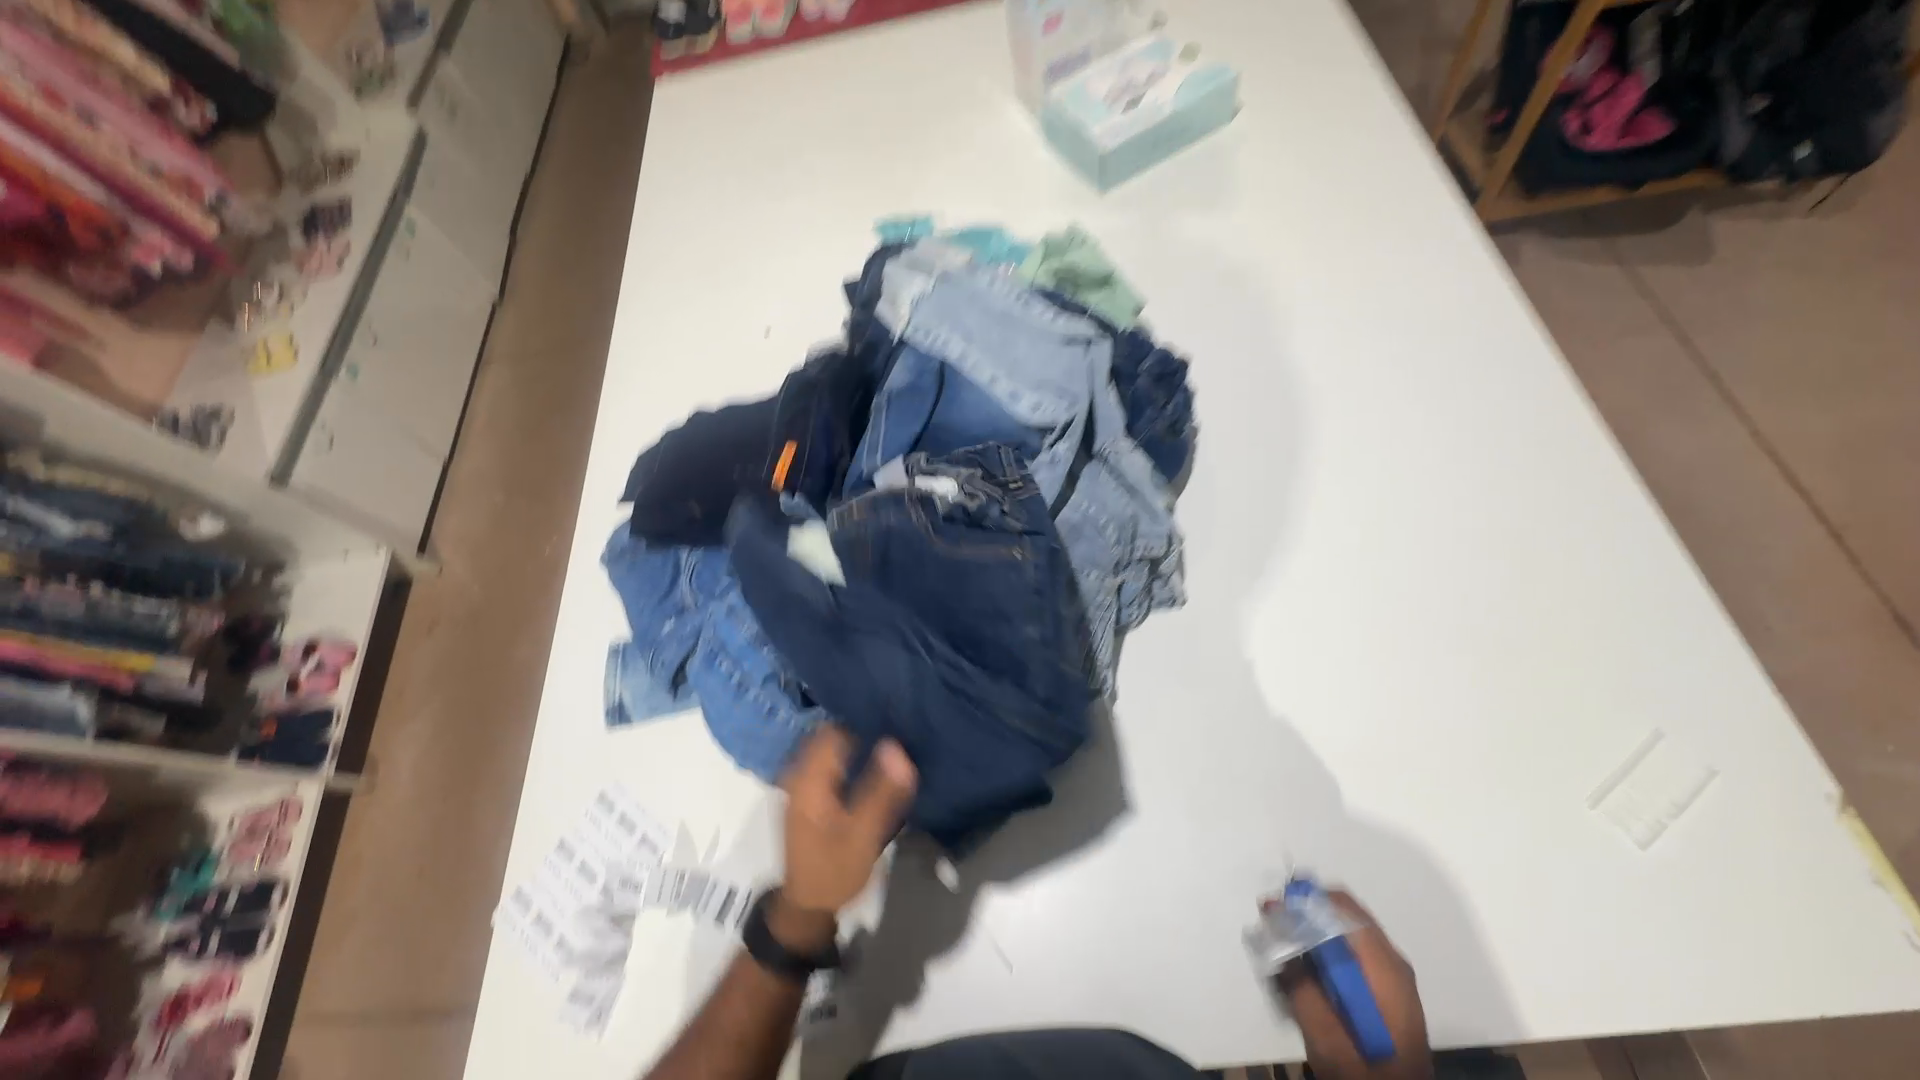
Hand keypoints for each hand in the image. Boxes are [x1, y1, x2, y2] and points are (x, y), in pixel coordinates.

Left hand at [775, 726, 916, 947]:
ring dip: (852, 745)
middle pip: (827, 736)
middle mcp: (797, 776)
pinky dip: (844, 760)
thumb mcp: (864, 834)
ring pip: (825, 749)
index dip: (862, 724)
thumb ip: (882, 791)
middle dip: (858, 732)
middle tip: (892, 734)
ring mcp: (796, 786)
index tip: (891, 724)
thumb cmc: (835, 870)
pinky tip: (866, 768)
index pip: (833, 731)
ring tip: (884, 748)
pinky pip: (824, 764)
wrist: (807, 906)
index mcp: (808, 780)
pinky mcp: (803, 797)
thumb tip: (897, 747)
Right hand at [1276, 891, 1432, 1079]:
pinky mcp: (1384, 990)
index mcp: (1382, 968)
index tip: (1272, 911)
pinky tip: (1305, 979)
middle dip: (1302, 917)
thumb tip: (1278, 944)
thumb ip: (1302, 991)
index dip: (1304, 901)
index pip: (1342, 908)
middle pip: (1342, 917)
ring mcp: (1391, 976)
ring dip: (1309, 937)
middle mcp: (1391, 962)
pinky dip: (1322, 954)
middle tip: (1269, 931)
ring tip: (1281, 960)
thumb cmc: (1366, 1075)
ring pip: (1343, 935)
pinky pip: (1349, 954)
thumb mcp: (1326, 1040)